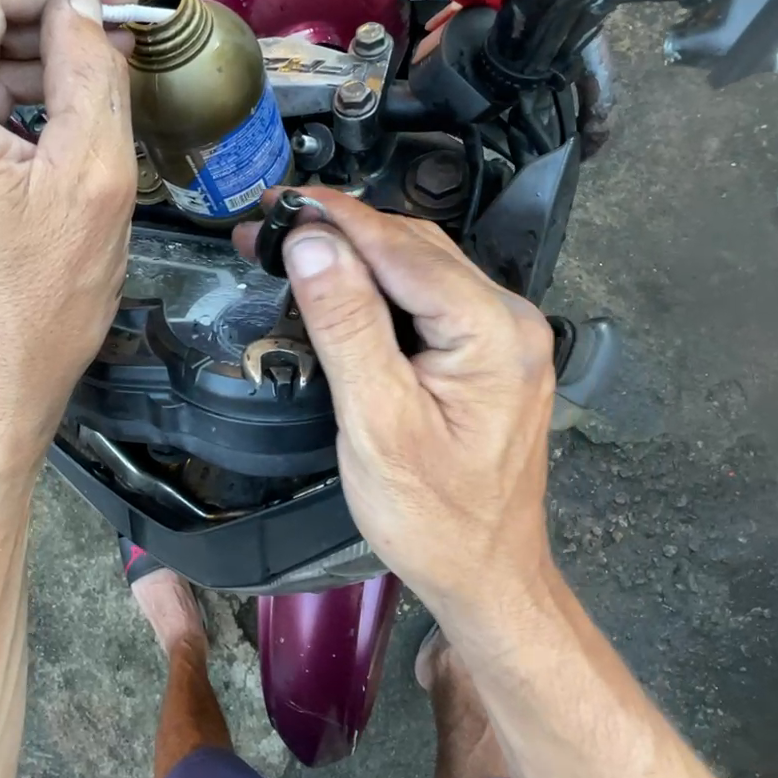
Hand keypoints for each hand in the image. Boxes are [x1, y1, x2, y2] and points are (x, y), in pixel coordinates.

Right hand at [237, 188, 556, 606]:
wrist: (485, 575)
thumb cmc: (433, 516)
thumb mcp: (377, 422)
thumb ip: (347, 325)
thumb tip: (311, 243)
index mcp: (493, 331)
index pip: (402, 248)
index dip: (334, 218)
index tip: (275, 201)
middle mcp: (509, 318)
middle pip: (413, 246)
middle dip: (338, 229)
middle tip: (269, 226)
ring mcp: (502, 333)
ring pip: (418, 265)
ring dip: (353, 250)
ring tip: (291, 246)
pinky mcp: (486, 349)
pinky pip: (425, 293)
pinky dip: (375, 280)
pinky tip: (337, 282)